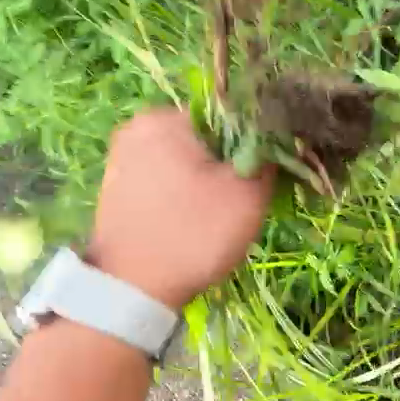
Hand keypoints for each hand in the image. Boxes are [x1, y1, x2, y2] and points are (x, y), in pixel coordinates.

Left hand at [87, 109, 274, 308]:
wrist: (135, 283)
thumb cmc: (197, 232)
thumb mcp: (248, 194)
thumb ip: (268, 158)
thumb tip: (279, 140)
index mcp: (166, 119)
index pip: (230, 117)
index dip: (258, 143)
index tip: (271, 174)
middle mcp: (138, 127)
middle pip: (208, 138)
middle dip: (233, 163)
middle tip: (249, 198)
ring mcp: (123, 156)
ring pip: (189, 159)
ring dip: (213, 179)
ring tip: (225, 212)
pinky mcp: (120, 185)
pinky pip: (169, 177)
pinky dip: (190, 192)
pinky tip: (198, 218)